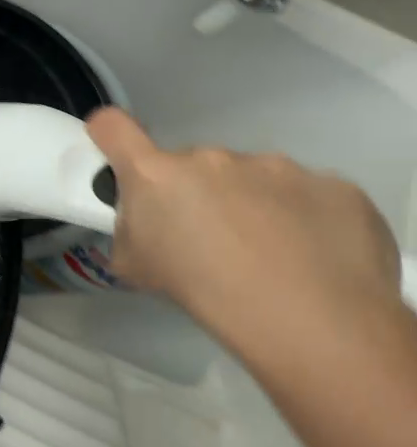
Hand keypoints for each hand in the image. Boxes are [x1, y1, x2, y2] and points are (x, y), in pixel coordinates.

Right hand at [85, 107, 399, 338]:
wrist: (311, 320)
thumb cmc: (201, 289)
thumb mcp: (133, 264)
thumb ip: (130, 227)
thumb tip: (148, 224)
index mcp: (154, 173)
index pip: (112, 126)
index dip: (111, 137)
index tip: (120, 158)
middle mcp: (212, 159)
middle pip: (192, 163)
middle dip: (195, 190)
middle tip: (210, 235)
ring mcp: (279, 168)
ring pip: (252, 176)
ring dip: (251, 200)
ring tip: (272, 248)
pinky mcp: (336, 186)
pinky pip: (308, 193)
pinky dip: (305, 215)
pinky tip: (312, 251)